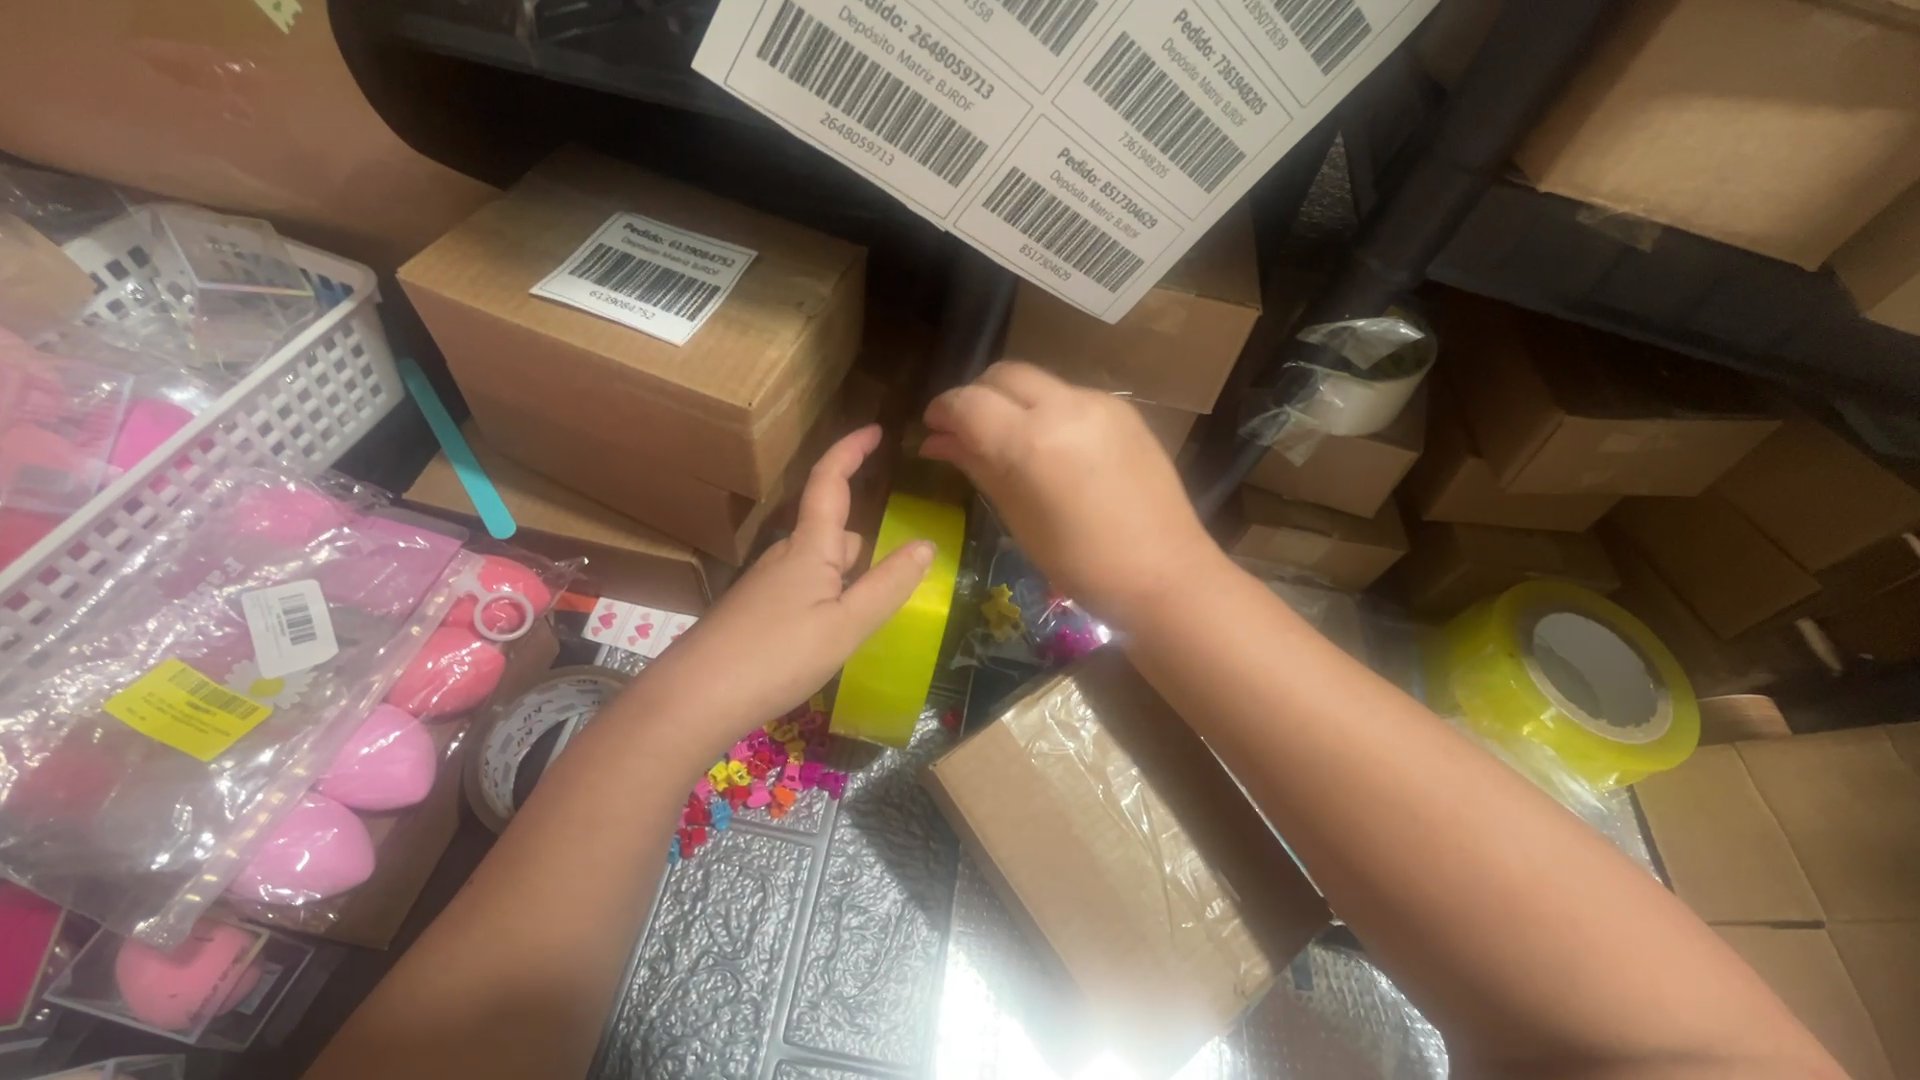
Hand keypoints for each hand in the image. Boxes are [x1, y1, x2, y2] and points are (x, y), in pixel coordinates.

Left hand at [647, 425, 933, 738]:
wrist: (697, 697)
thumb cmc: (778, 656)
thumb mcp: (847, 625)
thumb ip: (888, 585)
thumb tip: (926, 543)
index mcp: (810, 548)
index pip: (830, 482)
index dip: (851, 451)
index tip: (876, 430)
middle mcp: (785, 556)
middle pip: (833, 533)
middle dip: (865, 548)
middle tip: (895, 583)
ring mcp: (766, 584)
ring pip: (820, 566)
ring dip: (847, 580)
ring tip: (868, 621)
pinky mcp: (755, 612)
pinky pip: (803, 590)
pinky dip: (827, 601)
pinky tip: (830, 641)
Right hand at [922, 362, 1220, 624]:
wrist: (1164, 573)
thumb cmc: (1080, 562)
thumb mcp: (1017, 516)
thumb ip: (976, 466)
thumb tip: (937, 442)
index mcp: (1031, 440)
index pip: (968, 402)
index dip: (942, 411)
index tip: (932, 429)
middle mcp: (1065, 406)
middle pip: (1003, 375)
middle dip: (976, 396)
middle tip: (964, 431)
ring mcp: (1100, 403)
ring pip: (1038, 382)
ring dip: (1012, 401)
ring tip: (1006, 441)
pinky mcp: (1125, 411)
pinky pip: (1070, 396)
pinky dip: (1046, 410)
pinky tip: (1049, 447)